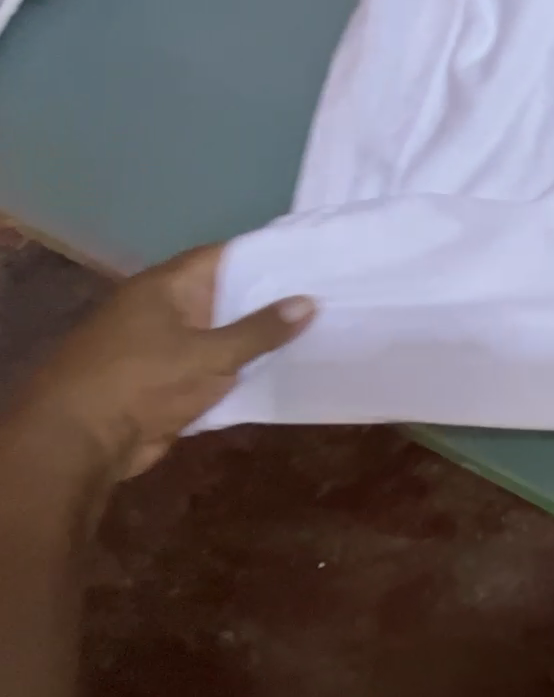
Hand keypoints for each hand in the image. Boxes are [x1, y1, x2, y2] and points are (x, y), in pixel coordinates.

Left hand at [10, 245, 313, 481]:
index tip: (312, 256)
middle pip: (227, 290)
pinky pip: (220, 356)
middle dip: (273, 293)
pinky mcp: (170, 372)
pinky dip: (248, 356)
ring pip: (226, 326)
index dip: (266, 254)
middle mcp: (163, 308)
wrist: (82, 442)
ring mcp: (165, 341)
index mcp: (164, 289)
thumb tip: (309, 301)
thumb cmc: (142, 383)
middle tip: (328, 289)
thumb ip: (262, 329)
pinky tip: (288, 358)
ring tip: (320, 322)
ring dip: (263, 329)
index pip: (222, 257)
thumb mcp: (212, 354)